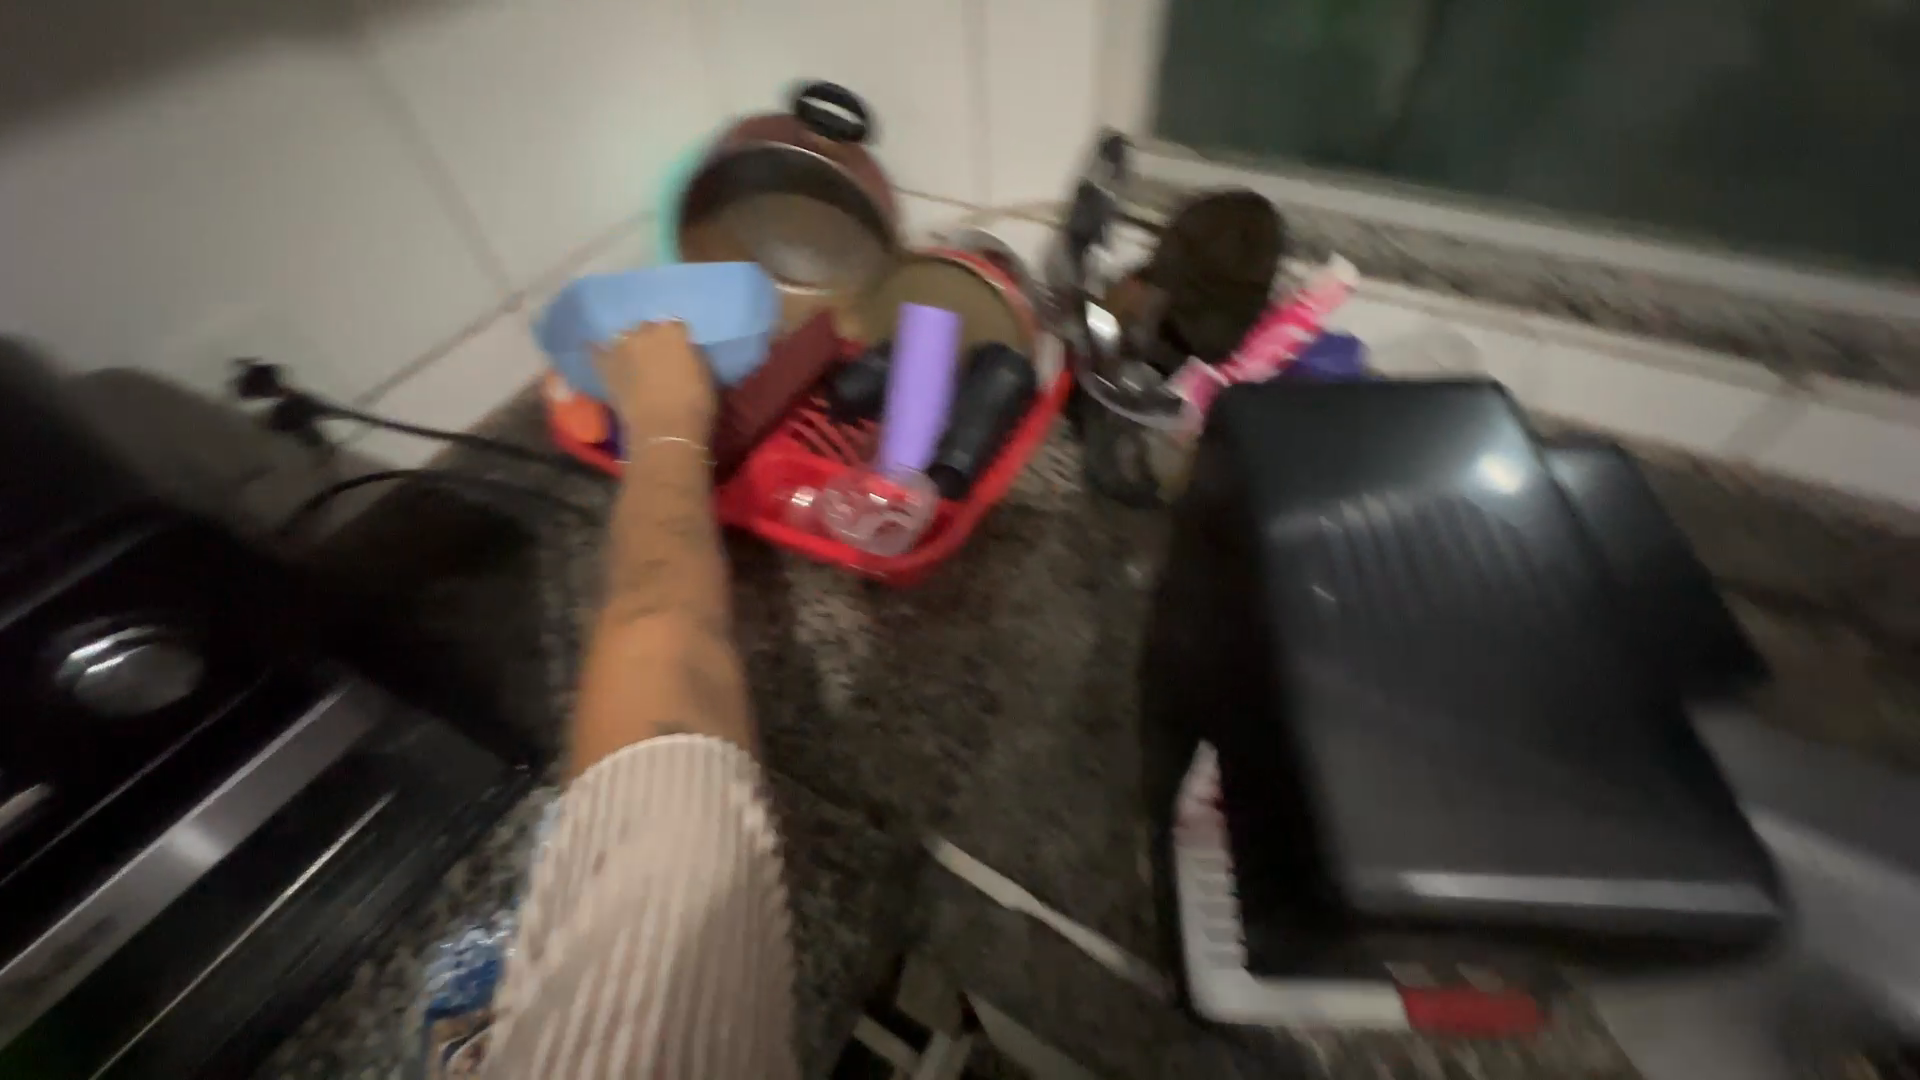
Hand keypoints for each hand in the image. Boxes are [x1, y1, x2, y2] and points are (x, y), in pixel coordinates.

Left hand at [595, 321, 716, 443]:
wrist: (665, 431)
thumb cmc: (696, 406)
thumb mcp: (707, 376)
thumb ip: (693, 356)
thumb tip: (686, 352)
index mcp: (673, 331)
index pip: (676, 326)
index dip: (680, 340)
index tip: (683, 352)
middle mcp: (644, 331)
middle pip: (647, 328)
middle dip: (652, 340)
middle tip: (659, 358)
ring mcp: (620, 346)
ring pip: (623, 338)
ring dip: (629, 346)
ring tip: (633, 361)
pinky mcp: (604, 365)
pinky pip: (596, 350)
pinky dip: (599, 352)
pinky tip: (601, 354)